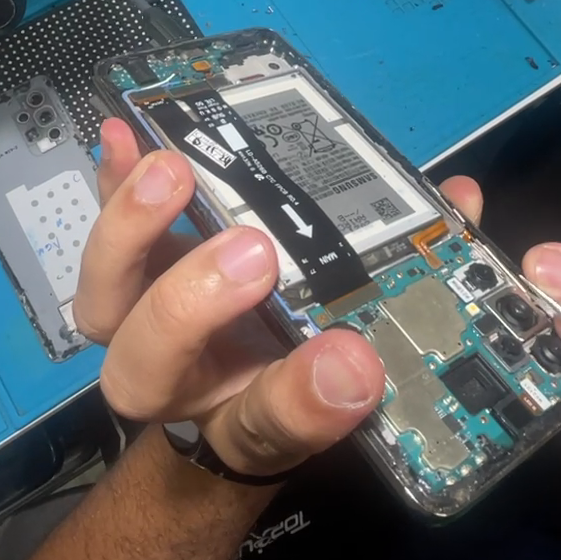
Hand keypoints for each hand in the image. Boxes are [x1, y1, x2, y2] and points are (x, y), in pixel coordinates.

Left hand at [75, 120, 484, 476]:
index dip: (299, 399)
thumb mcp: (352, 345)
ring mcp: (143, 319)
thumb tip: (457, 205)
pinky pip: (103, 231)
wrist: (227, 380)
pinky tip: (121, 135)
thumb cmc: (292, 367)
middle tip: (256, 253)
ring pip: (106, 295)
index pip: (263, 424)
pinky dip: (109, 184)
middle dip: (192, 310)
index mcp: (241, 414)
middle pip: (147, 365)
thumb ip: (400, 285)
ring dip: (132, 231)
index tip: (350, 363)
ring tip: (169, 170)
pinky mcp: (130, 268)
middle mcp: (180, 376)